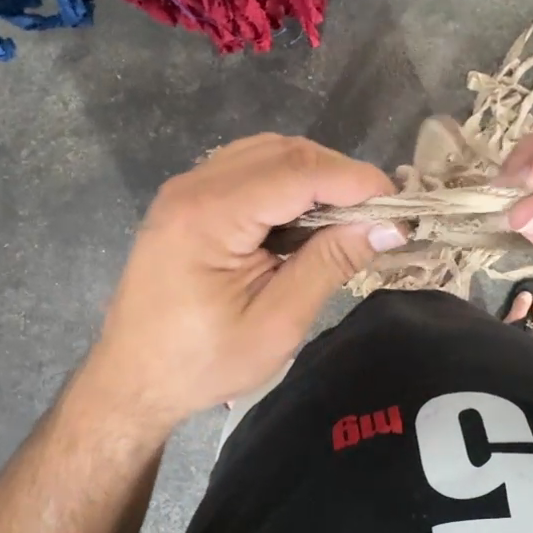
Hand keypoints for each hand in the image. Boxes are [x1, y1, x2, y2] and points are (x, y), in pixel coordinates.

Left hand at [83, 135, 402, 426]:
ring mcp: (185, 189)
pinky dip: (284, 183)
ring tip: (347, 218)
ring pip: (265, 154)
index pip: (296, 172)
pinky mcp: (186, 201)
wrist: (132, 380)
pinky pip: (246, 170)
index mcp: (208, 215)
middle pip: (282, 152)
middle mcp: (192, 186)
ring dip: (313, 176)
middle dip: (338, 175)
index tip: (399, 205)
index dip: (355, 180)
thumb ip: (329, 264)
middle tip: (378, 215)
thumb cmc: (203, 363)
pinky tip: (303, 218)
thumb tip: (388, 226)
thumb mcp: (277, 323)